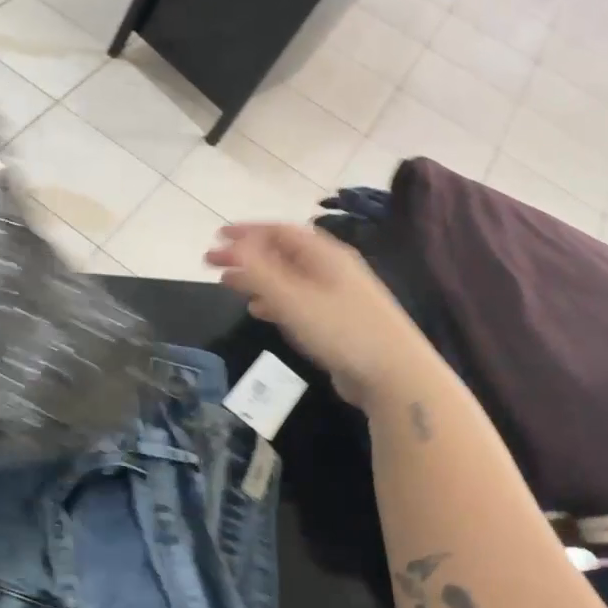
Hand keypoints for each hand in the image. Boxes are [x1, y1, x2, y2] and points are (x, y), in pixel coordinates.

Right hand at [205, 224, 439, 408]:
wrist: (394, 375)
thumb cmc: (341, 331)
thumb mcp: (294, 299)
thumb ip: (259, 272)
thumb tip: (231, 245)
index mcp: (324, 256)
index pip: (279, 231)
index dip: (246, 231)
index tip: (216, 236)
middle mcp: (330, 269)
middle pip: (282, 252)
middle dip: (246, 255)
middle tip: (212, 262)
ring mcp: (335, 295)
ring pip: (287, 277)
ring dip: (256, 277)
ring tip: (227, 284)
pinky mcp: (335, 320)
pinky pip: (296, 300)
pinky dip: (272, 299)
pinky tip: (257, 311)